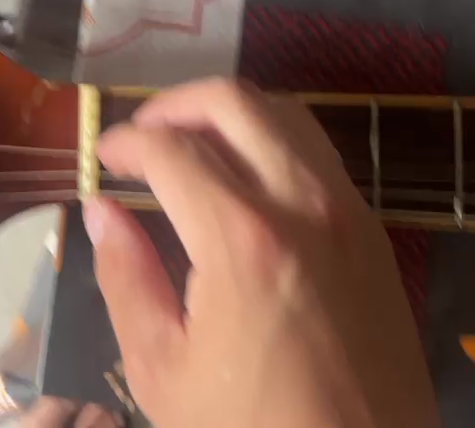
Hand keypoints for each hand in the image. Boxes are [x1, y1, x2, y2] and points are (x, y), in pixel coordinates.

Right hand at [83, 80, 434, 427]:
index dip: (125, 142)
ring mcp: (347, 213)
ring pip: (282, 112)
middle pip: (232, 102)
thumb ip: (124, 276)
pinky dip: (268, 138)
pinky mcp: (372, 233)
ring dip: (225, 113)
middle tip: (143, 136)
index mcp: (241, 240)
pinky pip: (315, 150)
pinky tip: (242, 176)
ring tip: (189, 143)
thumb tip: (102, 210)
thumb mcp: (161, 371)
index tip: (102, 158)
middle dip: (174, 104)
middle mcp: (301, 205)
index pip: (170, 150)